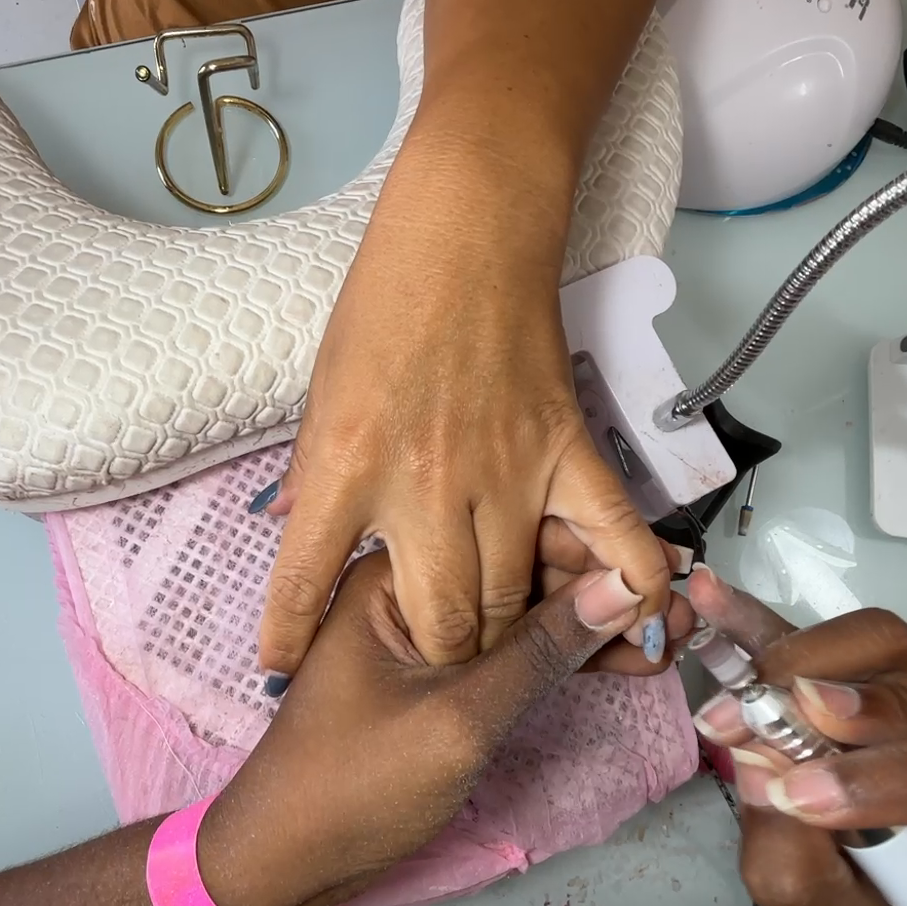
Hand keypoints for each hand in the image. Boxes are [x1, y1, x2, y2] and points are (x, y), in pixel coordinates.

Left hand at [198, 539, 686, 905]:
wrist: (288, 857)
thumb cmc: (357, 782)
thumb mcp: (456, 717)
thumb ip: (539, 651)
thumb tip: (623, 587)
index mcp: (397, 572)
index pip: (506, 539)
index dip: (591, 557)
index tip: (667, 577)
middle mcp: (413, 586)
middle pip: (519, 573)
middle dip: (600, 594)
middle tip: (680, 614)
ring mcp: (428, 631)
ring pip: (521, 614)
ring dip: (589, 628)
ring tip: (666, 638)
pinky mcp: (442, 673)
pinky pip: (508, 652)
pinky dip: (559, 659)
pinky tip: (618, 660)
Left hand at [253, 138, 673, 675]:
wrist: (466, 236)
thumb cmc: (382, 310)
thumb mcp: (323, 391)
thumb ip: (313, 472)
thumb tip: (292, 527)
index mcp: (348, 466)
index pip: (304, 579)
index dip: (287, 637)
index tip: (280, 669)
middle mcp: (424, 486)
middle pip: (441, 622)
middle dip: (436, 655)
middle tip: (432, 650)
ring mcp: (506, 475)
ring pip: (513, 601)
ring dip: (503, 634)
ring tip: (497, 634)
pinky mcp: (566, 453)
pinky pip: (611, 536)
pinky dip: (627, 587)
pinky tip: (627, 618)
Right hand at [684, 568, 906, 905]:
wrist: (870, 905)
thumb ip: (806, 874)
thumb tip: (766, 779)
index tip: (810, 793)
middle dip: (888, 694)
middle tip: (793, 714)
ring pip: (900, 639)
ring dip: (815, 657)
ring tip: (743, 699)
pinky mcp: (861, 668)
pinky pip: (812, 632)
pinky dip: (758, 616)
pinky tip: (709, 597)